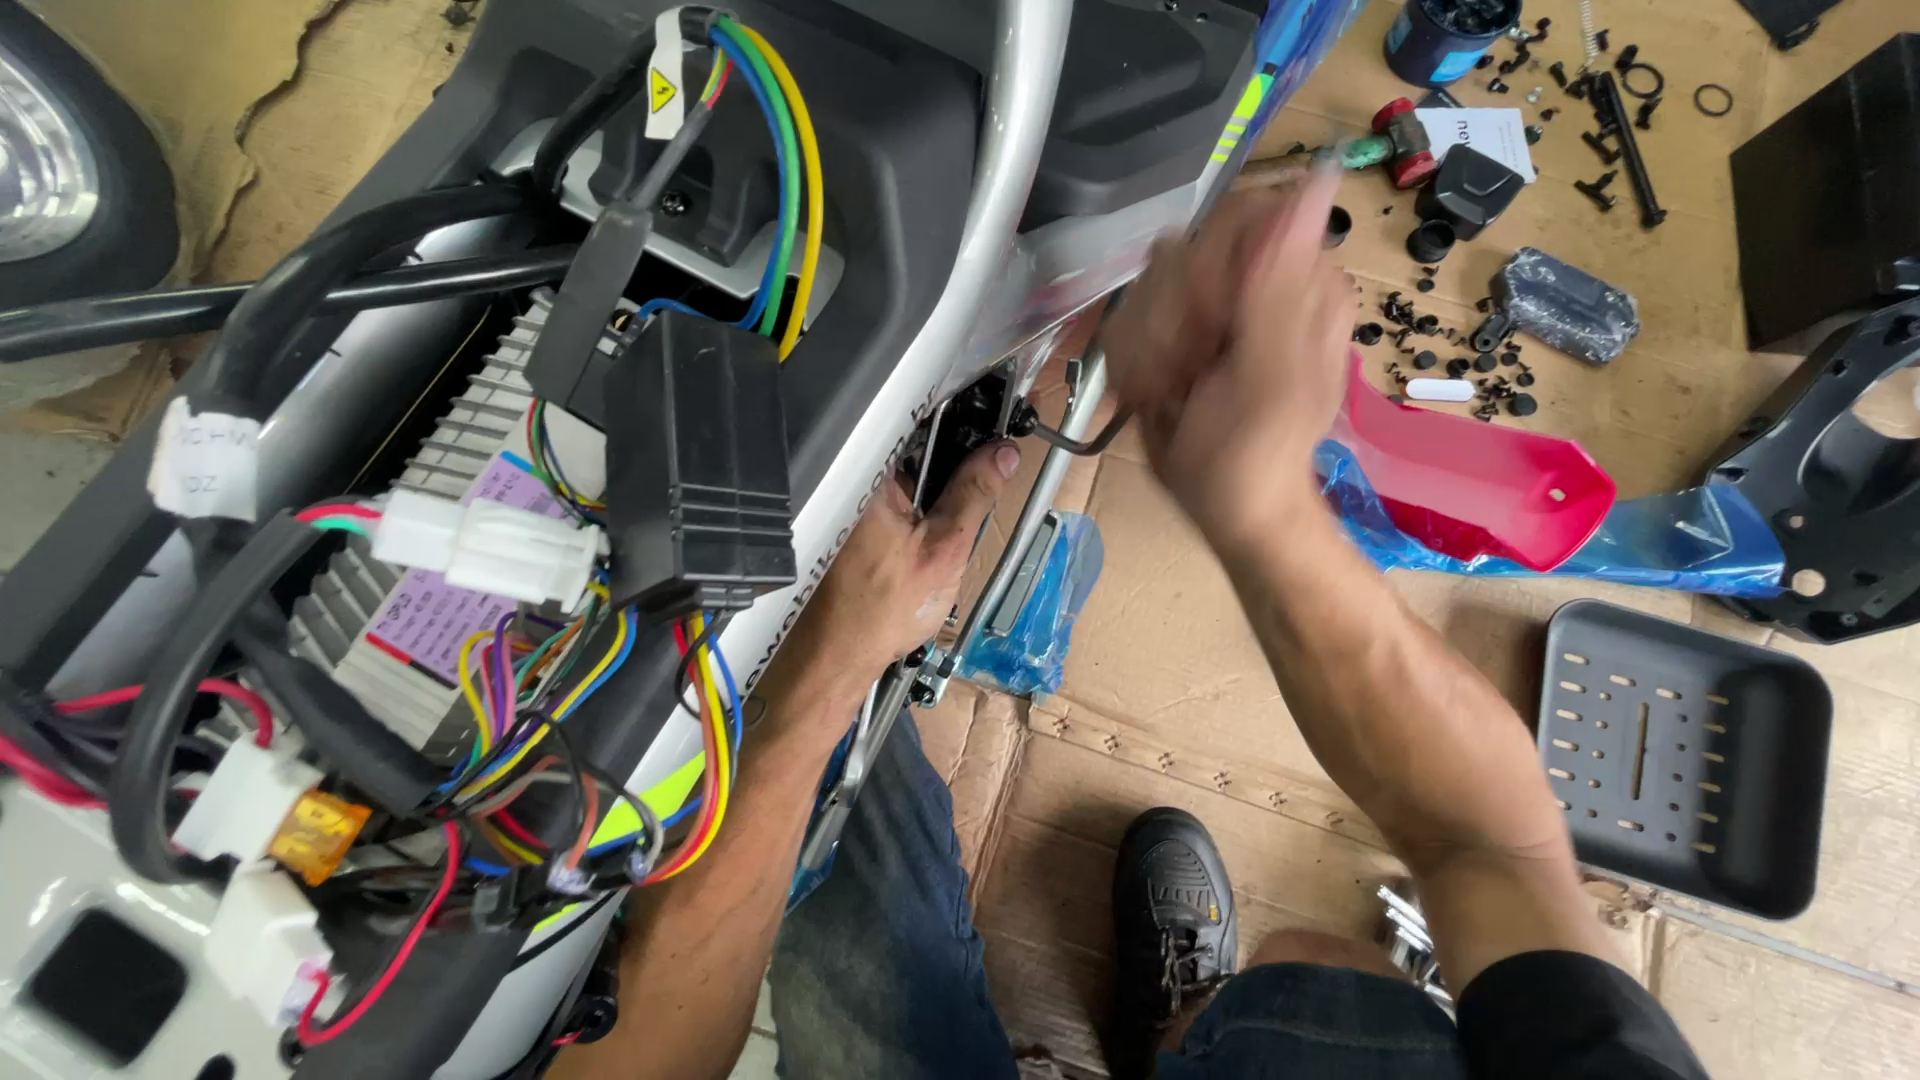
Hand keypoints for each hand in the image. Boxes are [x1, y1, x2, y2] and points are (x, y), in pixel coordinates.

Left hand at [776, 441, 1021, 699]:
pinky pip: (900, 494)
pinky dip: (921, 505)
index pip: (928, 422)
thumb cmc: (880, 611)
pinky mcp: (857, 518)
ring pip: (914, 472)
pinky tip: (927, 536)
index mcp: (875, 474)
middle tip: (985, 483)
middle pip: (922, 444)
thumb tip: (1002, 454)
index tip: (998, 432)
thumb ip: (974, 494)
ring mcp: (856, 499)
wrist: (840, 652)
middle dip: (958, 459)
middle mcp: (859, 479)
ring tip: (951, 522)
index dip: (969, 421)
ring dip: (942, 485)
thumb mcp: (945, 549)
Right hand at [1102, 170, 1354, 549]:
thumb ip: (1281, 284)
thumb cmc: (1259, 455)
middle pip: (1176, 255)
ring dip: (1149, 355)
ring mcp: (1206, 309)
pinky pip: (1123, 326)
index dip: (1206, 274)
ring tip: (1179, 395)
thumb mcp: (1274, 377)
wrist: (1228, 508)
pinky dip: (1133, 371)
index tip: (1213, 331)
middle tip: (1197, 376)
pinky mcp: (1168, 335)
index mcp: (1295, 280)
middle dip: (1172, 326)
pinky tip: (1160, 398)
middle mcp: (1251, 282)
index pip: (1230, 219)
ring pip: (1141, 292)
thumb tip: (1319, 176)